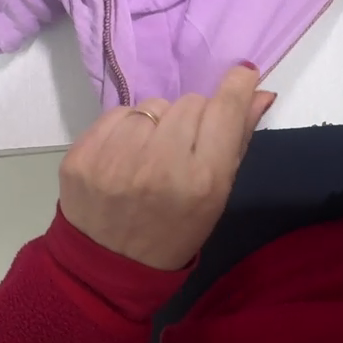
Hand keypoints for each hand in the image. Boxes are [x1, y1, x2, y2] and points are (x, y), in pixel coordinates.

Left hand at [58, 64, 274, 269]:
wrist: (108, 267)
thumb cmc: (176, 231)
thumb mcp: (217, 196)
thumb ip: (238, 140)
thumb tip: (259, 92)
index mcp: (202, 180)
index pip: (225, 109)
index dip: (237, 86)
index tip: (242, 75)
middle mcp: (160, 164)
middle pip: (191, 102)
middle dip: (194, 118)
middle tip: (184, 148)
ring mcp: (116, 159)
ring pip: (153, 105)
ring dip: (157, 123)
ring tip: (150, 155)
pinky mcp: (83, 155)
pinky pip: (118, 114)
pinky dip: (126, 128)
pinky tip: (125, 156)